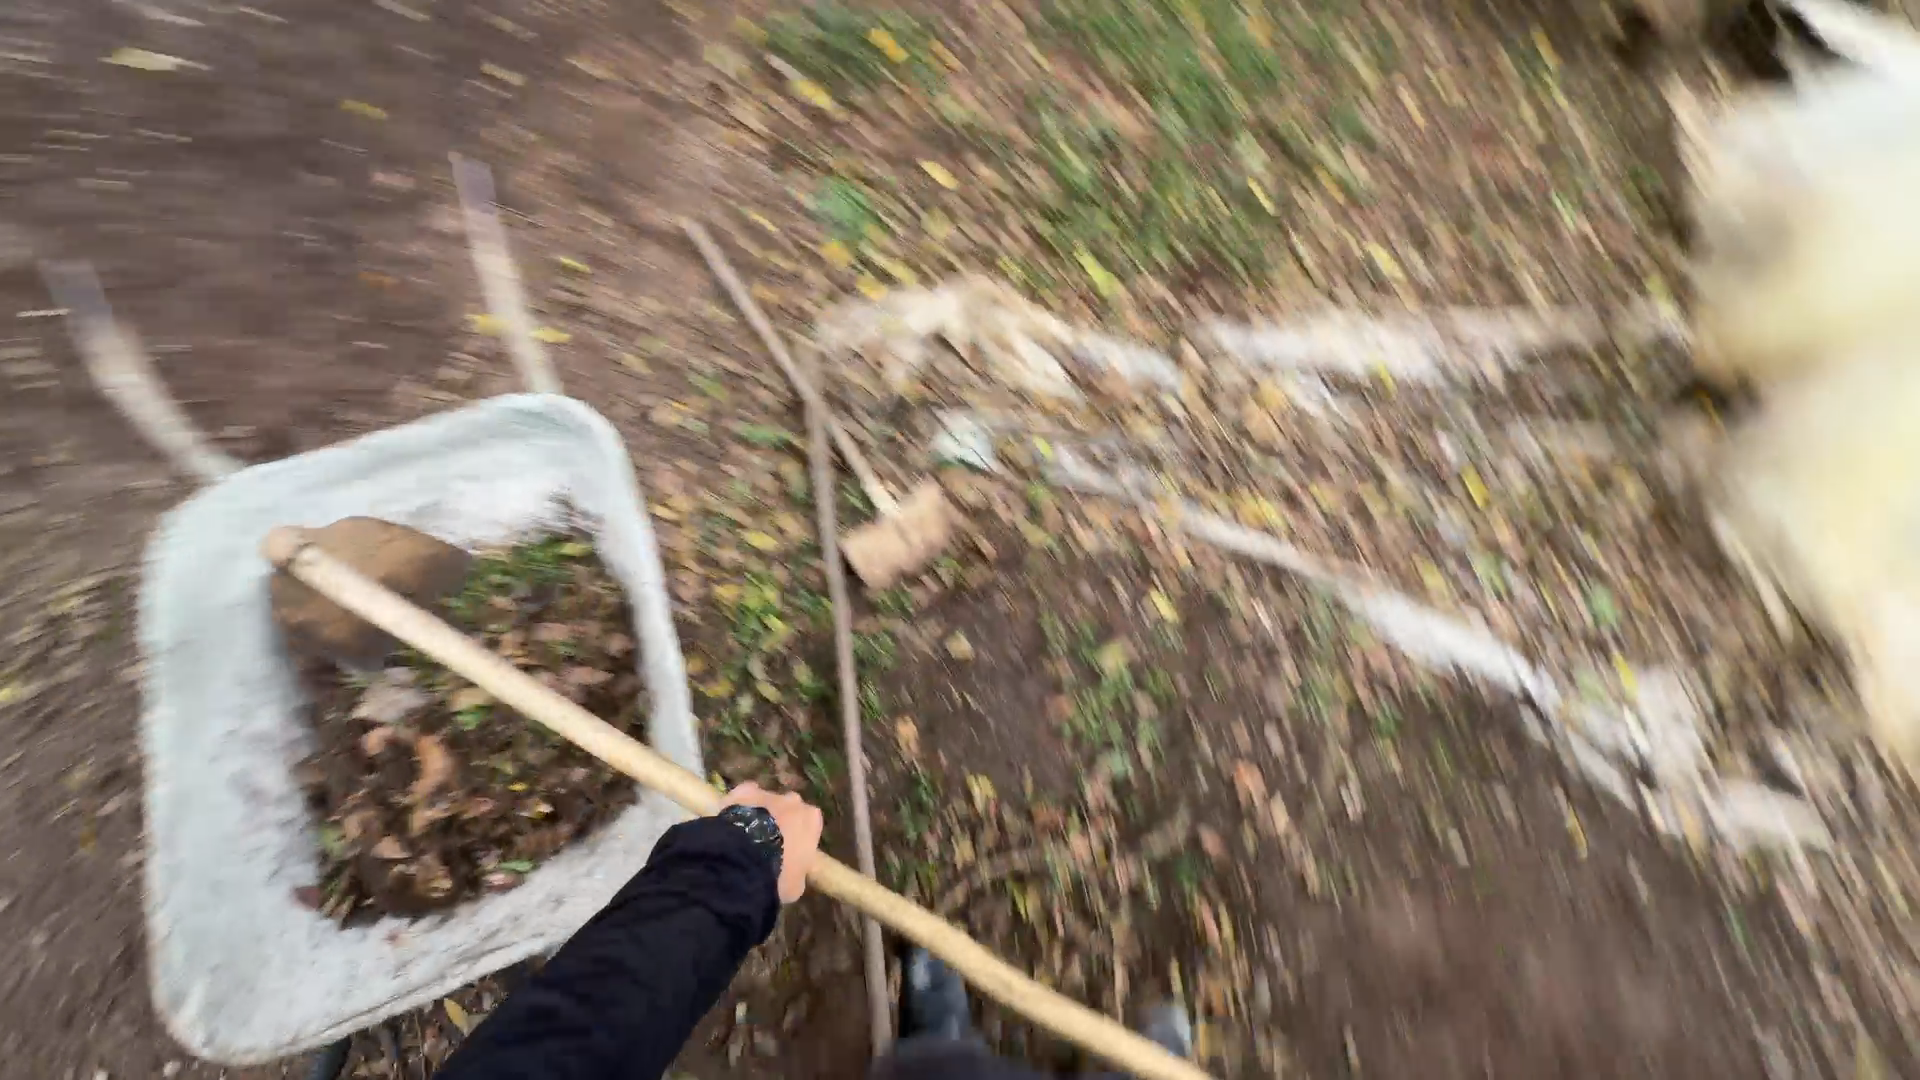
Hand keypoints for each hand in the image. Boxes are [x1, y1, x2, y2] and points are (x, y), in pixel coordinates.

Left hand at [719, 782, 822, 903]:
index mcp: (812, 820)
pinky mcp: (744, 791)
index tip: (789, 851)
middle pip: (789, 808)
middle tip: (768, 843)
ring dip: (760, 813)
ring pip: (766, 801)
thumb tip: (792, 874)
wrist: (744, 862)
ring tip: (745, 836)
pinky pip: (745, 795)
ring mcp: (768, 794)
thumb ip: (798, 873)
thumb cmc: (778, 875)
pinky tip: (732, 820)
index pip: (809, 824)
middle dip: (781, 820)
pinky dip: (740, 805)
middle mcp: (794, 801)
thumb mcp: (796, 885)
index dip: (798, 837)